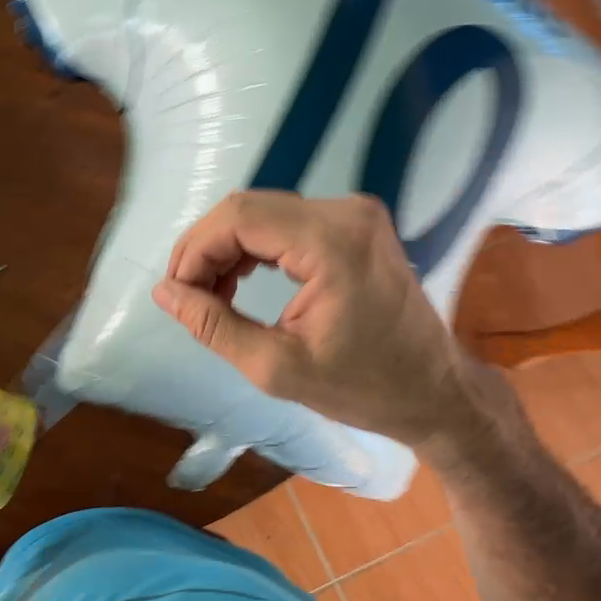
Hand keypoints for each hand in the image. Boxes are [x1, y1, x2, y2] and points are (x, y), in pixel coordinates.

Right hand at [151, 191, 477, 452]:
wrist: (436, 391)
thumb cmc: (363, 388)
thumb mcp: (276, 368)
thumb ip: (213, 325)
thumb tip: (164, 291)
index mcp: (332, 242)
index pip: (238, 218)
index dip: (195, 250)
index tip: (177, 293)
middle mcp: (344, 212)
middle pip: (246, 208)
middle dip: (205, 249)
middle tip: (188, 295)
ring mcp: (353, 214)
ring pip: (260, 211)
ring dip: (225, 247)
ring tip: (210, 293)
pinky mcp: (354, 224)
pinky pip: (284, 221)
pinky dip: (252, 246)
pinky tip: (239, 279)